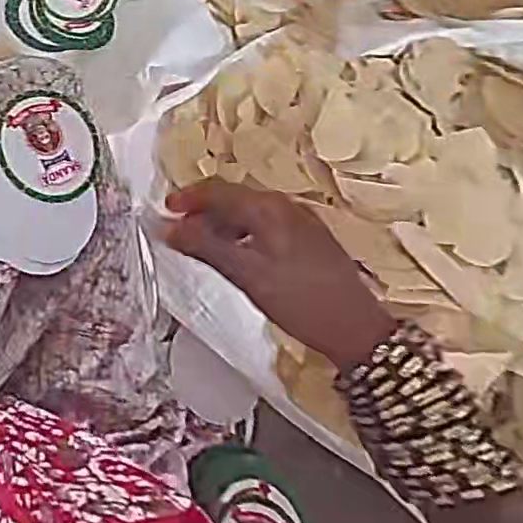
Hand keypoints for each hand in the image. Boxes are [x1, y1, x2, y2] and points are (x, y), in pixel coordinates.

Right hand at [164, 181, 395, 368]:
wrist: (357, 330)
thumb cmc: (300, 301)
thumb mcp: (245, 274)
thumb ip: (204, 246)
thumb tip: (169, 228)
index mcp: (269, 208)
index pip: (218, 191)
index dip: (188, 198)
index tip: (166, 209)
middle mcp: (285, 206)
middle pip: (233, 198)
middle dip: (203, 212)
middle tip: (179, 230)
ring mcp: (299, 221)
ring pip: (249, 212)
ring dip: (221, 224)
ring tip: (201, 245)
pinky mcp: (308, 238)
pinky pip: (264, 224)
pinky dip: (241, 234)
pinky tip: (234, 254)